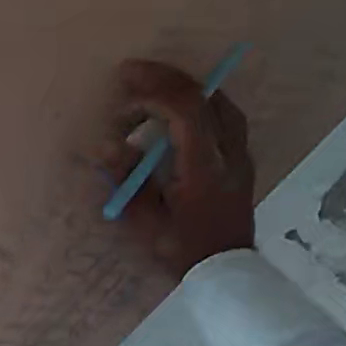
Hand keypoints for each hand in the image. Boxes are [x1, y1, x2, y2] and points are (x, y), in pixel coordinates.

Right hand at [108, 59, 255, 277]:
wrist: (223, 272)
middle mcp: (229, 152)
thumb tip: (105, 145)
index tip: (124, 87)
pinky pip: (223, 116)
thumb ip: (126, 179)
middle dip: (165, 79)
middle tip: (130, 73)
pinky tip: (177, 110)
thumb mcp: (143, 219)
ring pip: (218, 103)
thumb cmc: (178, 249)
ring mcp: (240, 155)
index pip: (186, 109)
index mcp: (204, 166)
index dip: (154, 90)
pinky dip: (197, 103)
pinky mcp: (240, 161)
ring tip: (151, 89)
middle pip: (205, 97)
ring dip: (183, 89)